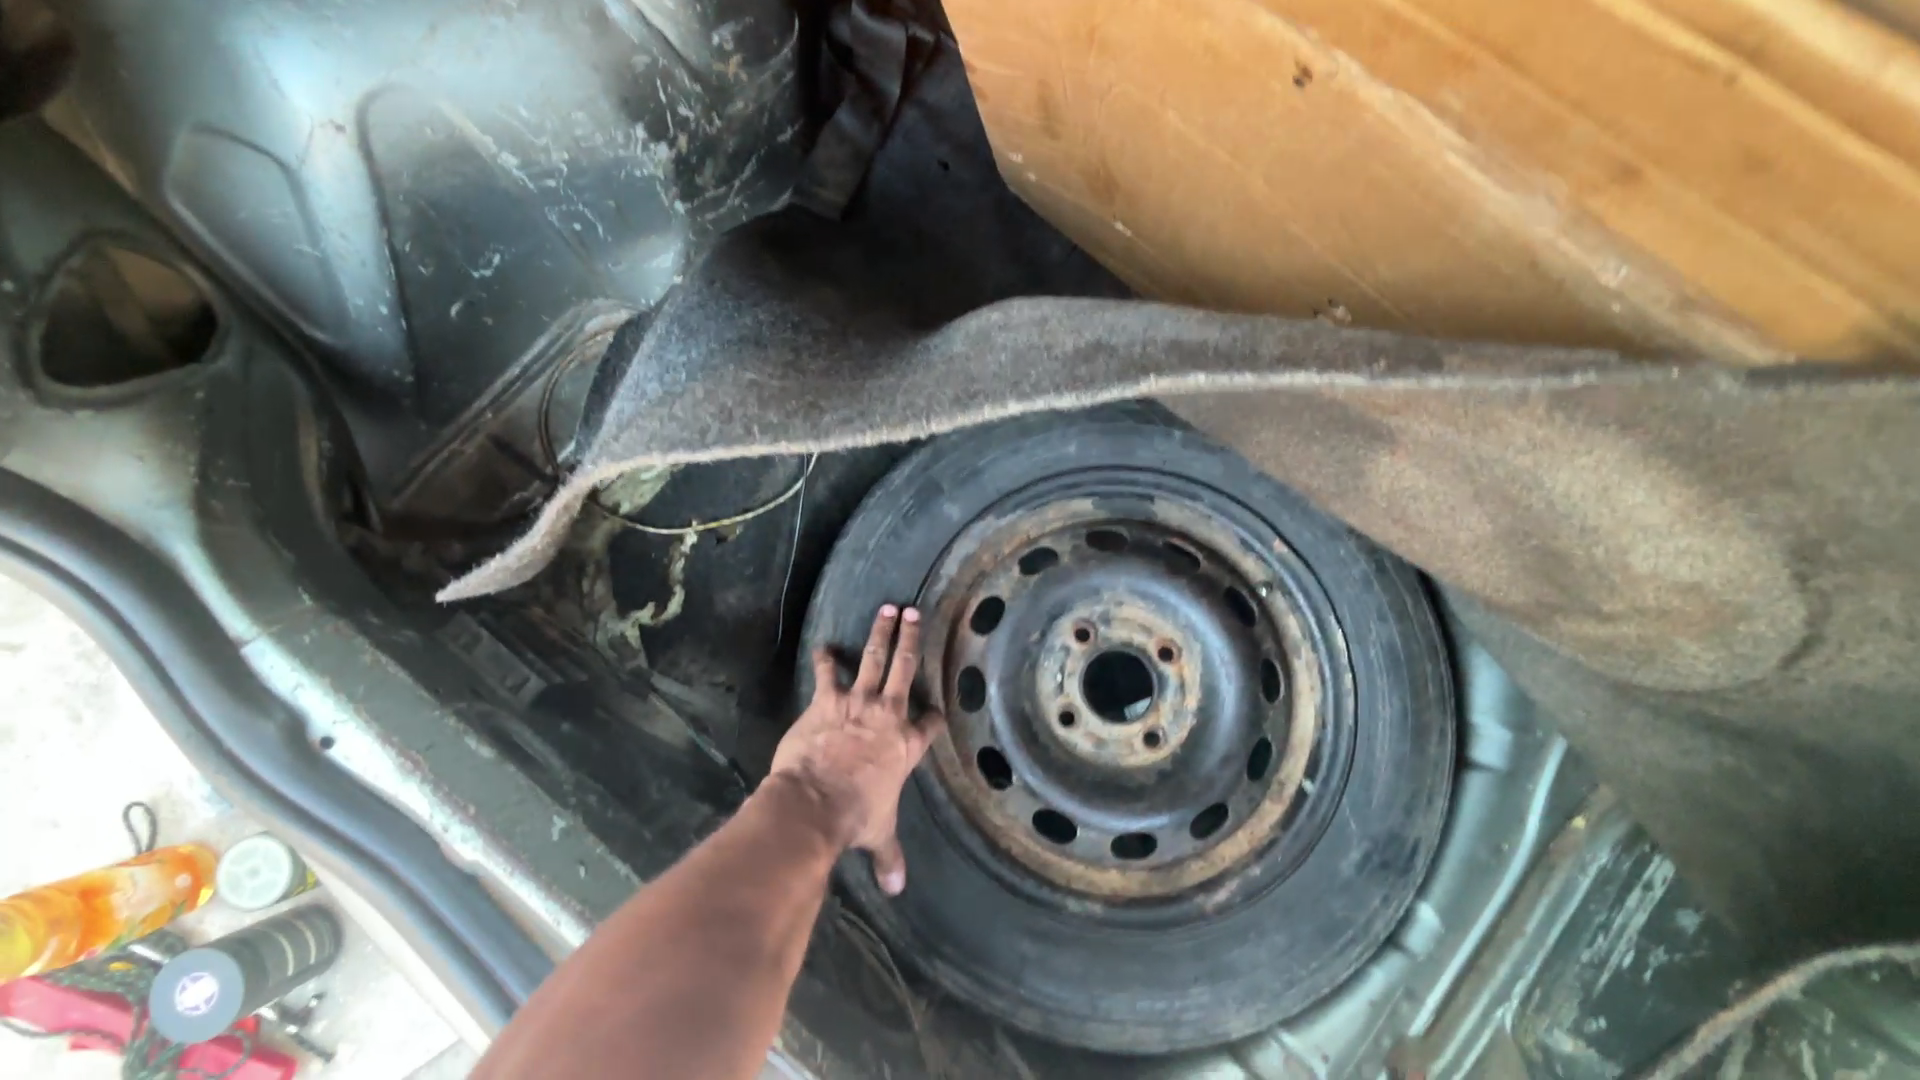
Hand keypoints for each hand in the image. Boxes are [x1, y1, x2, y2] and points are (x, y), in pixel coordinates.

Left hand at [770, 604, 945, 894]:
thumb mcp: (879, 835)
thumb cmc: (854, 817)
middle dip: (911, 640)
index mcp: (906, 747)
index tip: (938, 709)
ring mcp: (858, 704)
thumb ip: (889, 857)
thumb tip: (896, 889)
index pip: (929, 725)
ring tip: (889, 608)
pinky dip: (825, 659)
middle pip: (905, 670)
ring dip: (881, 632)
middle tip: (915, 613)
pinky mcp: (827, 701)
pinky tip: (824, 645)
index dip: (935, 717)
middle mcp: (888, 716)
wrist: (816, 803)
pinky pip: (828, 673)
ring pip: (874, 658)